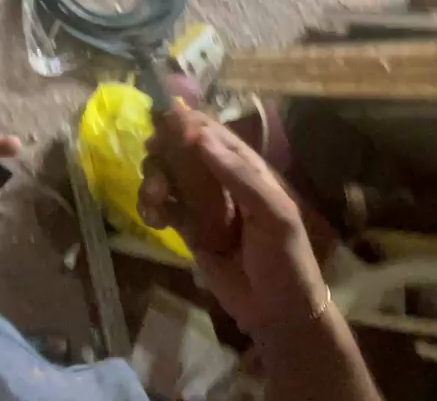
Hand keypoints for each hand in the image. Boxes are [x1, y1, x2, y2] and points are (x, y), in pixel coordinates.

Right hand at [138, 107, 326, 337]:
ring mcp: (201, 204)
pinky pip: (163, 207)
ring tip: (153, 199)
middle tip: (151, 159)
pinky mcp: (188, 229)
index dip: (186, 122)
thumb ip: (237, 174)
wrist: (279, 315)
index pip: (211, 132)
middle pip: (180, 149)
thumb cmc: (285, 258)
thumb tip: (198, 135)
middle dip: (162, 151)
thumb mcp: (273, 213)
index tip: (163, 124)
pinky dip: (151, 207)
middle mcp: (219, 179)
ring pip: (166, 176)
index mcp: (244, 168)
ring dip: (153, 180)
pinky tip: (154, 219)